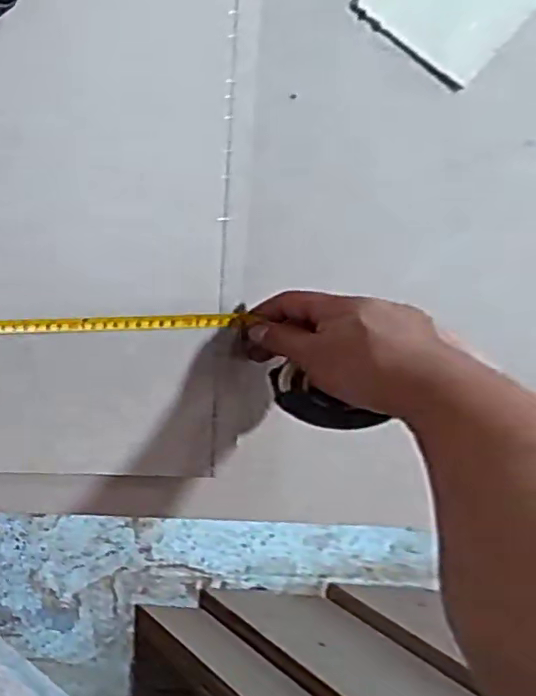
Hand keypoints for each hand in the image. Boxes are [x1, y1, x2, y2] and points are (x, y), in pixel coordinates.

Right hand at [245, 291, 475, 416]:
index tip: (251, 333)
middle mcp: (378, 309)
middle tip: (280, 356)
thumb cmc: (382, 371)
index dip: (261, 317)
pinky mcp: (426, 347)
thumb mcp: (308, 355)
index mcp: (345, 305)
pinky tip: (358, 378)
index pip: (288, 302)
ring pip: (350, 332)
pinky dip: (359, 359)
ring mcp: (407, 327)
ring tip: (322, 374)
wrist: (445, 394)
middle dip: (295, 336)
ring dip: (328, 349)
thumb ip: (278, 339)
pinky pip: (378, 346)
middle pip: (320, 317)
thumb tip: (263, 330)